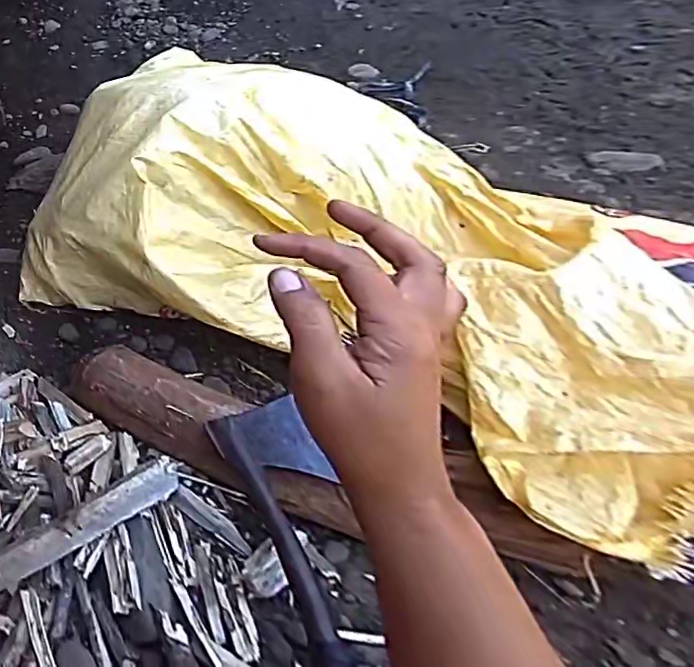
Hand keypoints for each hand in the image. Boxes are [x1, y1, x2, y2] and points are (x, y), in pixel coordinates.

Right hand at [253, 200, 466, 508]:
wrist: (397, 484)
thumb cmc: (356, 433)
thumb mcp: (319, 375)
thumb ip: (303, 319)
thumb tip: (284, 274)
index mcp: (399, 330)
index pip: (354, 266)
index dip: (307, 246)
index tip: (263, 244)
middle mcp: (422, 329)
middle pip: (416, 259)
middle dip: (375, 227)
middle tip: (335, 209)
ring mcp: (426, 342)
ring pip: (430, 278)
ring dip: (397, 248)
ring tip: (360, 233)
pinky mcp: (417, 354)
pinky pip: (424, 299)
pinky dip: (400, 275)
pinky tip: (376, 280)